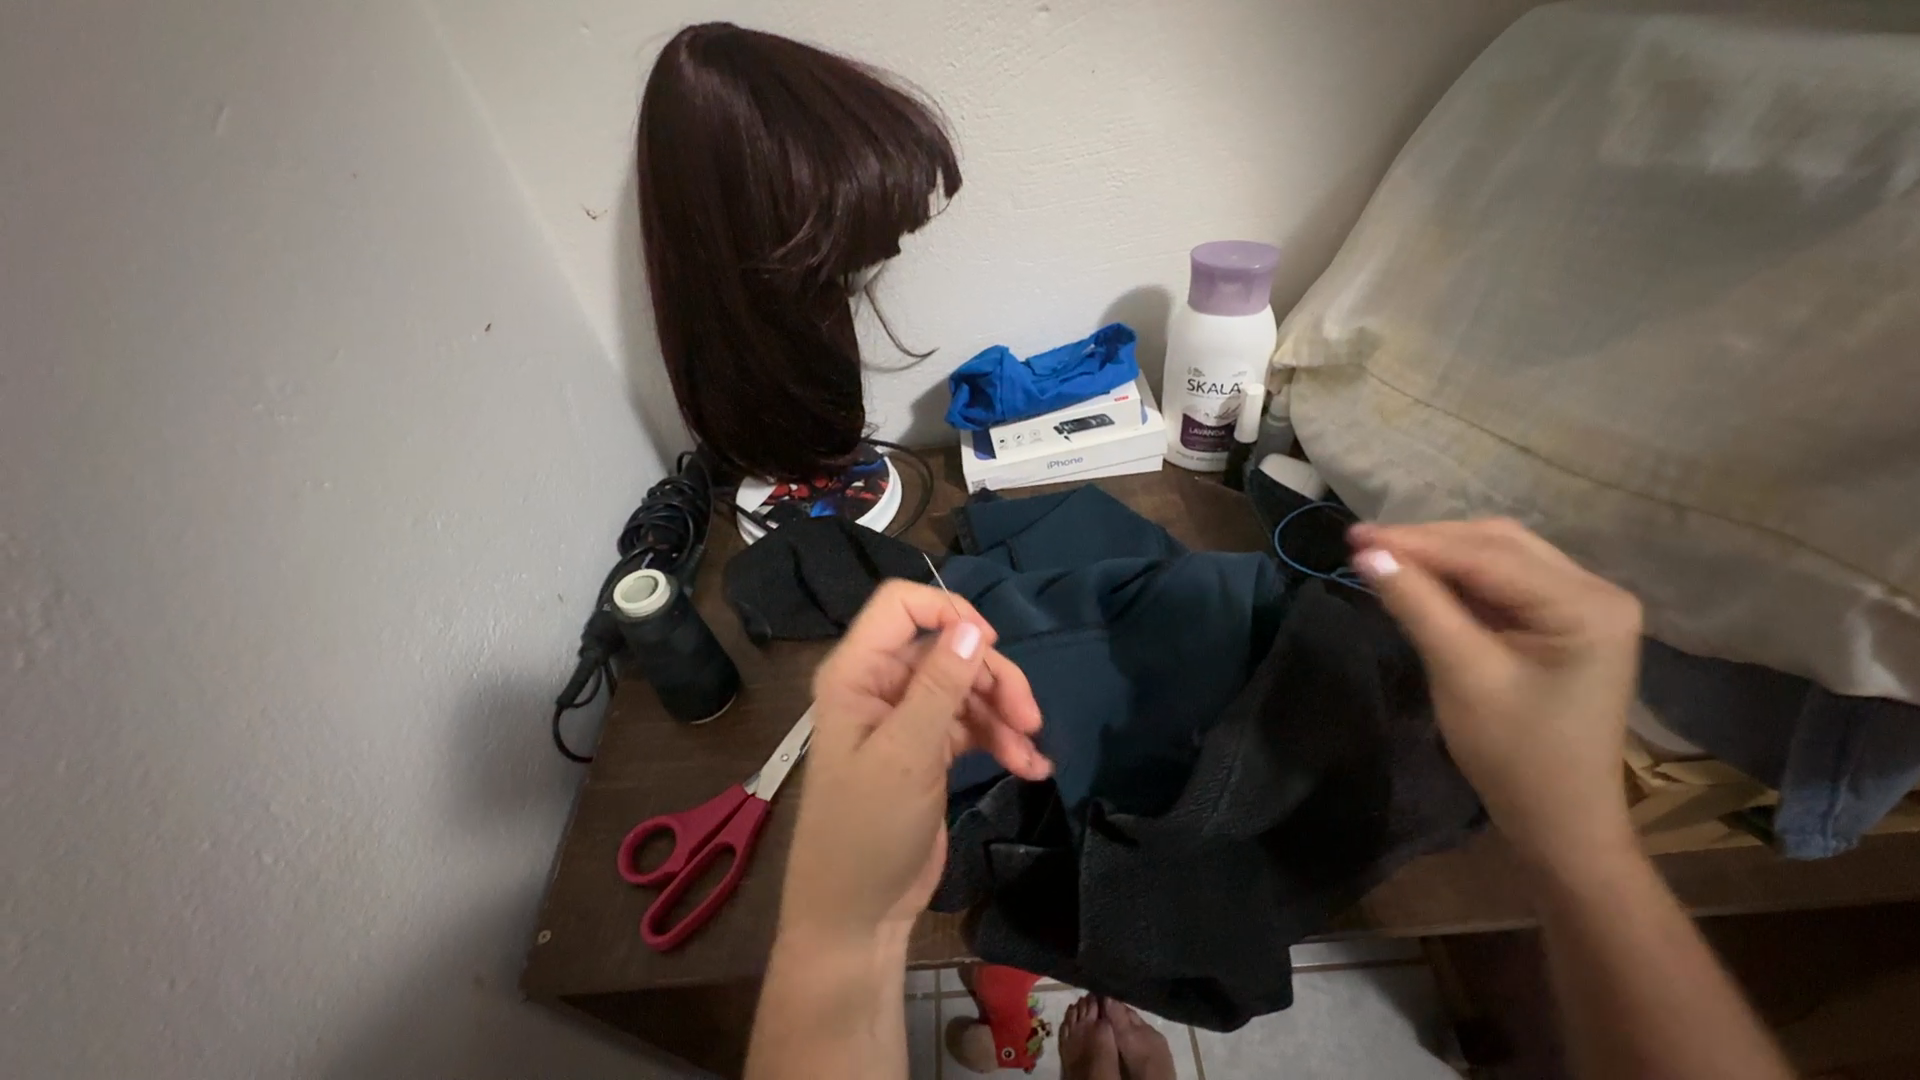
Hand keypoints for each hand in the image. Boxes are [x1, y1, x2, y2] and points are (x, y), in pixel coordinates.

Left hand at [778, 580, 1048, 947]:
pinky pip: (970, 726)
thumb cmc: (866, 830)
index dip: (948, 612)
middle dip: (991, 678)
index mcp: (856, 673)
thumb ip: (938, 687)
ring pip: (965, 688)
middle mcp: (879, 686)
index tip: (991, 644)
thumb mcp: (906, 754)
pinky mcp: (928, 750)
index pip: (900, 606)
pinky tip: (1029, 766)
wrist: (859, 914)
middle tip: (1029, 716)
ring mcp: (905, 718)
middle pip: (946, 651)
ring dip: (1003, 713)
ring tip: (1031, 751)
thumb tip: (972, 627)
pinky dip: (1000, 740)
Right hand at [1348, 519, 1641, 874]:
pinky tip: (1416, 579)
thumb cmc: (1515, 753)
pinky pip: (1500, 582)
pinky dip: (1454, 577)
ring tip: (1380, 558)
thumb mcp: (1460, 674)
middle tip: (1361, 546)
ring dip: (1438, 555)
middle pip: (1497, 544)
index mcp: (1586, 605)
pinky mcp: (1560, 620)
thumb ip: (1417, 606)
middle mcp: (1594, 591)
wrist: (1558, 817)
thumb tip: (1366, 554)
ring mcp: (1581, 605)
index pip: (1487, 555)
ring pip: (1497, 556)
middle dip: (1427, 542)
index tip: (1352, 537)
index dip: (1415, 542)